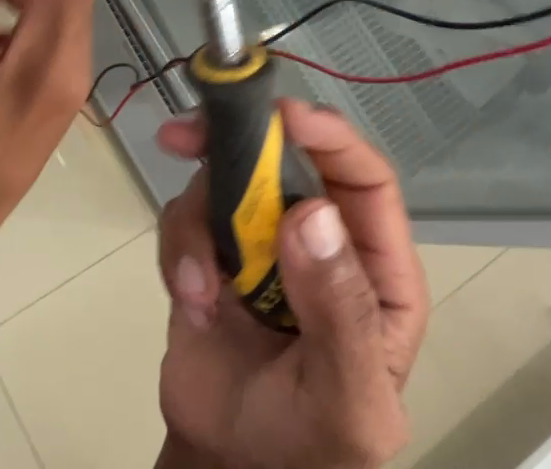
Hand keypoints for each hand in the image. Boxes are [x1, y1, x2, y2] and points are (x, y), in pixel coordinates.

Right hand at [154, 100, 427, 468]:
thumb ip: (339, 313)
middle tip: (182, 135)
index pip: (363, 182)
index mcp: (373, 270)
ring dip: (196, 230)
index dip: (328, 139)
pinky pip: (182, 225)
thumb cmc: (313, 447)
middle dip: (231, 145)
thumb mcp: (349, 399)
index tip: (281, 115)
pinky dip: (177, 258)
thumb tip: (312, 213)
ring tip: (196, 292)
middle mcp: (314, 245)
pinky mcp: (204, 261)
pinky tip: (188, 306)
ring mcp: (254, 250)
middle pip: (277, 164)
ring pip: (218, 190)